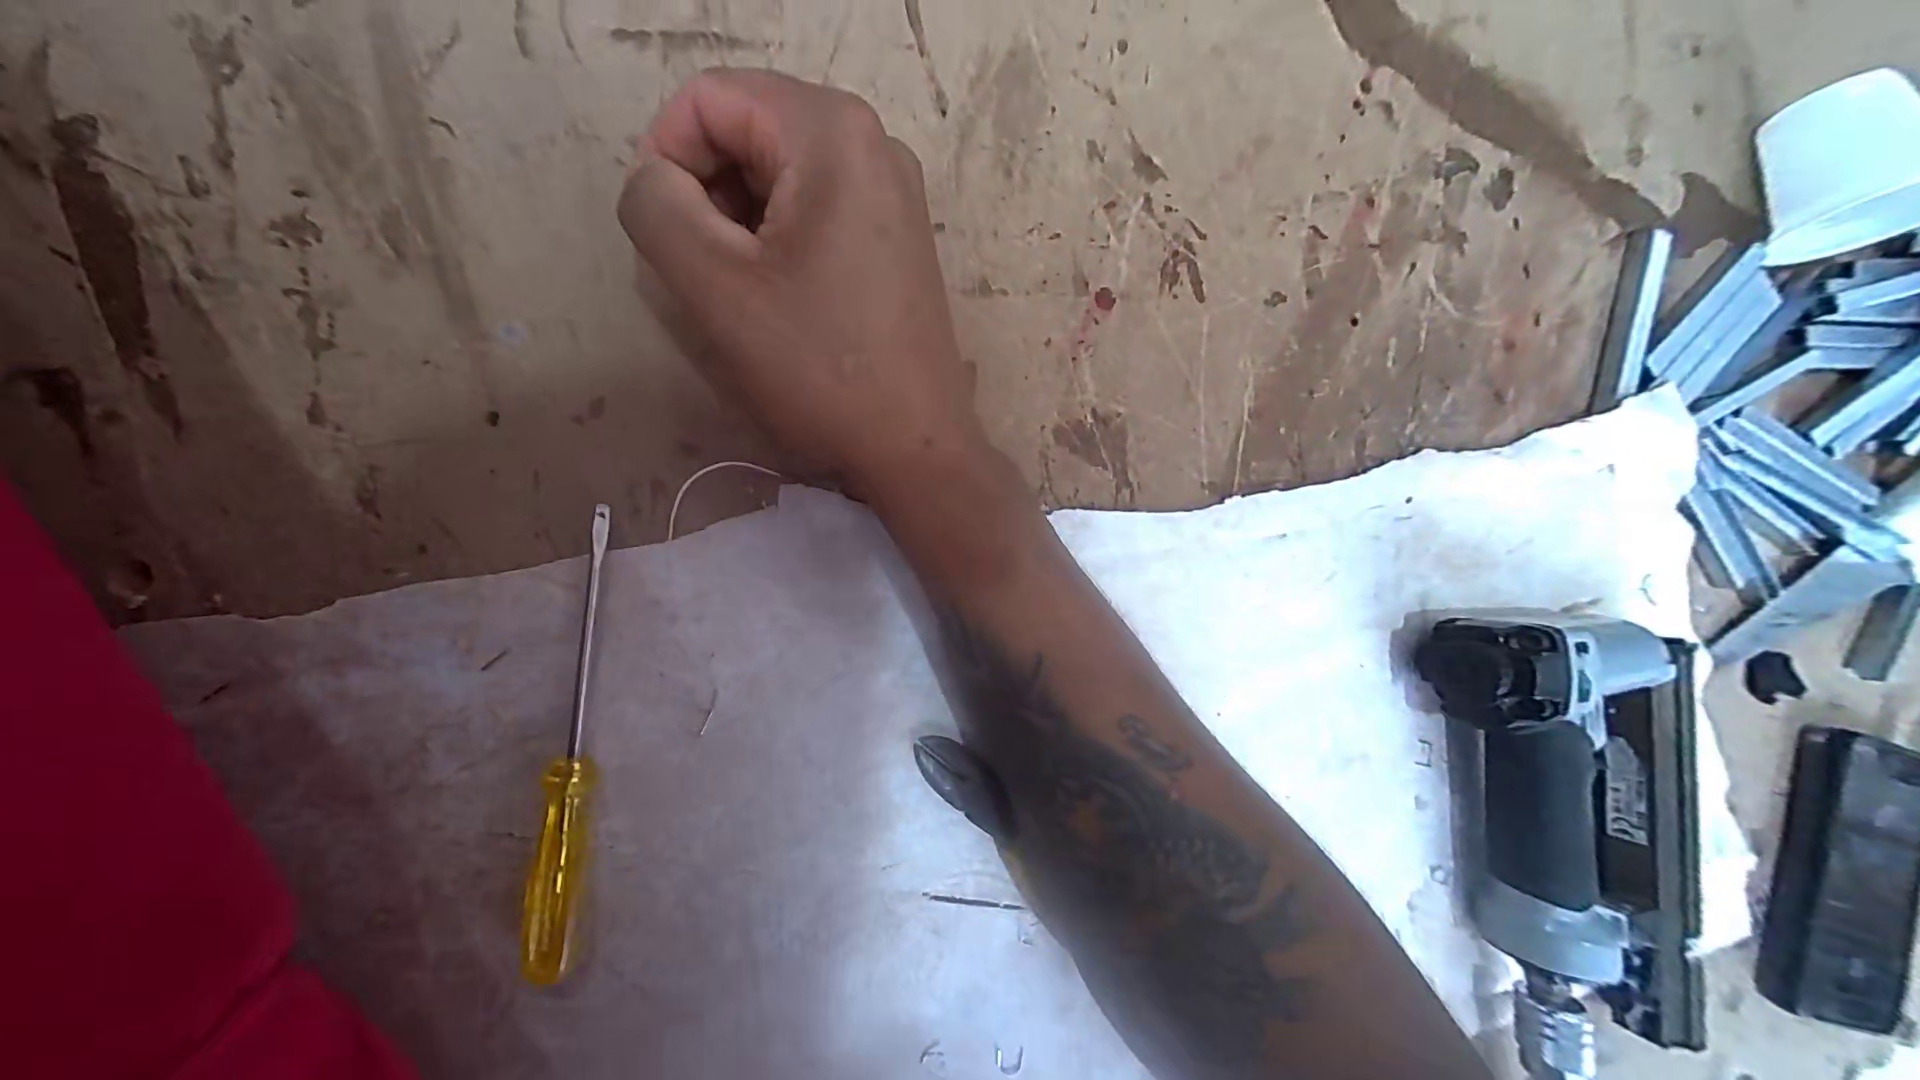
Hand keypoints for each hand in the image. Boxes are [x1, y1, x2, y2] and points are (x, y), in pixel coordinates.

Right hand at [619, 70, 984, 499]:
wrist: (914, 445)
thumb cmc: (820, 369)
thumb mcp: (715, 285)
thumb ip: (654, 207)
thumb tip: (657, 180)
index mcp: (832, 131)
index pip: (708, 99)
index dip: (667, 161)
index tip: (676, 243)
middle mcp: (875, 144)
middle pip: (749, 131)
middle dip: (711, 197)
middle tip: (717, 278)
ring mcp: (896, 194)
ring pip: (781, 176)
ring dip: (743, 226)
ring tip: (753, 298)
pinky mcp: (900, 238)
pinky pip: (818, 211)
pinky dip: (783, 243)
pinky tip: (789, 301)